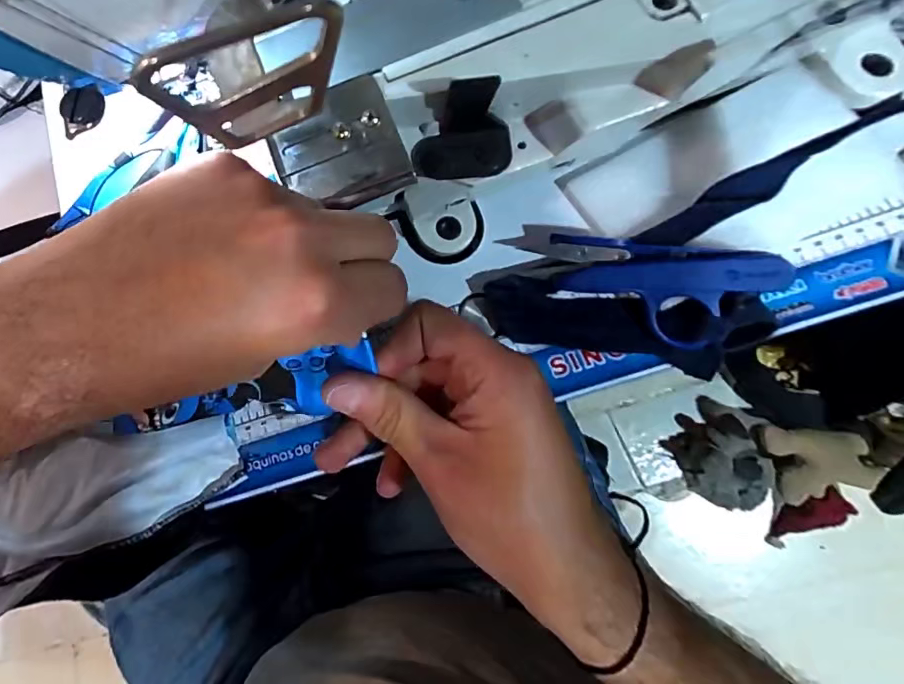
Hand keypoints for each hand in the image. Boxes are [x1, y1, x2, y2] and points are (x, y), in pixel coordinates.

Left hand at [0, 153, 405, 431]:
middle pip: (376, 233)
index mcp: (314, 300)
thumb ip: (309, 321)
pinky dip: (255, 211)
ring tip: (251, 258)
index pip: (392, 288)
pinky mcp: (221, 165)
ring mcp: (259, 191)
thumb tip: (330, 300)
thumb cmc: (152, 366)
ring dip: (305, 233)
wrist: (64, 320)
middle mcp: (299, 236)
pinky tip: (210, 233)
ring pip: (320, 207)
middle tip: (317, 281)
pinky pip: (265, 189)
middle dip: (357, 262)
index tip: (354, 309)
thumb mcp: (253, 360)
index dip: (374, 306)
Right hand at [312, 302, 640, 667]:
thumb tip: (333, 383)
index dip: (386, 347)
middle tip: (333, 430)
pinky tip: (392, 483)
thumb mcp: (437, 460)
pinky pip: (443, 419)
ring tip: (340, 461)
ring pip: (424, 396)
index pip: (427, 323)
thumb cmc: (506, 515)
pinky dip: (415, 443)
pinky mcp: (492, 427)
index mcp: (492, 367)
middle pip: (419, 364)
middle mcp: (495, 373)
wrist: (570, 580)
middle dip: (373, 399)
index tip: (355, 383)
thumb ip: (386, 411)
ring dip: (386, 428)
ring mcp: (493, 401)